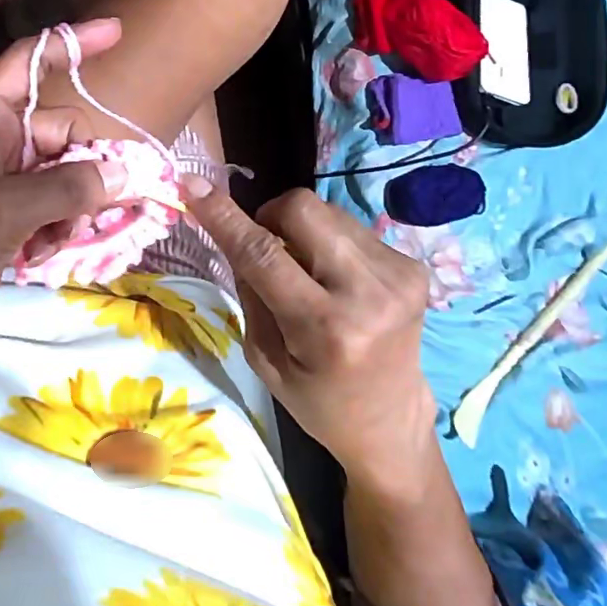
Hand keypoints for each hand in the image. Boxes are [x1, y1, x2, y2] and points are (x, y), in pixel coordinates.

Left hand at [0, 19, 130, 352]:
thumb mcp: (0, 211)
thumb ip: (67, 187)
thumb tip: (124, 174)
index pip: (28, 61)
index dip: (71, 42)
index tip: (118, 31)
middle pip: (61, 127)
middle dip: (85, 164)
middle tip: (97, 204)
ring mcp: (0, 177)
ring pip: (64, 170)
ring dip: (74, 204)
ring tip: (58, 240)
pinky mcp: (6, 212)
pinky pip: (54, 202)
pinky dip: (59, 225)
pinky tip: (42, 254)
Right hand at [186, 183, 438, 495]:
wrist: (391, 421)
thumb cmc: (316, 397)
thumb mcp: (264, 356)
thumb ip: (250, 289)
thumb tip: (234, 228)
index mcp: (324, 328)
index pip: (262, 254)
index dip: (223, 215)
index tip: (193, 183)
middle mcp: (368, 294)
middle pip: (302, 209)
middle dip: (270, 215)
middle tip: (265, 245)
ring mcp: (398, 275)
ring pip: (326, 210)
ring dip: (301, 230)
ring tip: (307, 271)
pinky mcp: (413, 266)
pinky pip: (350, 226)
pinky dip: (328, 241)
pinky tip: (335, 277)